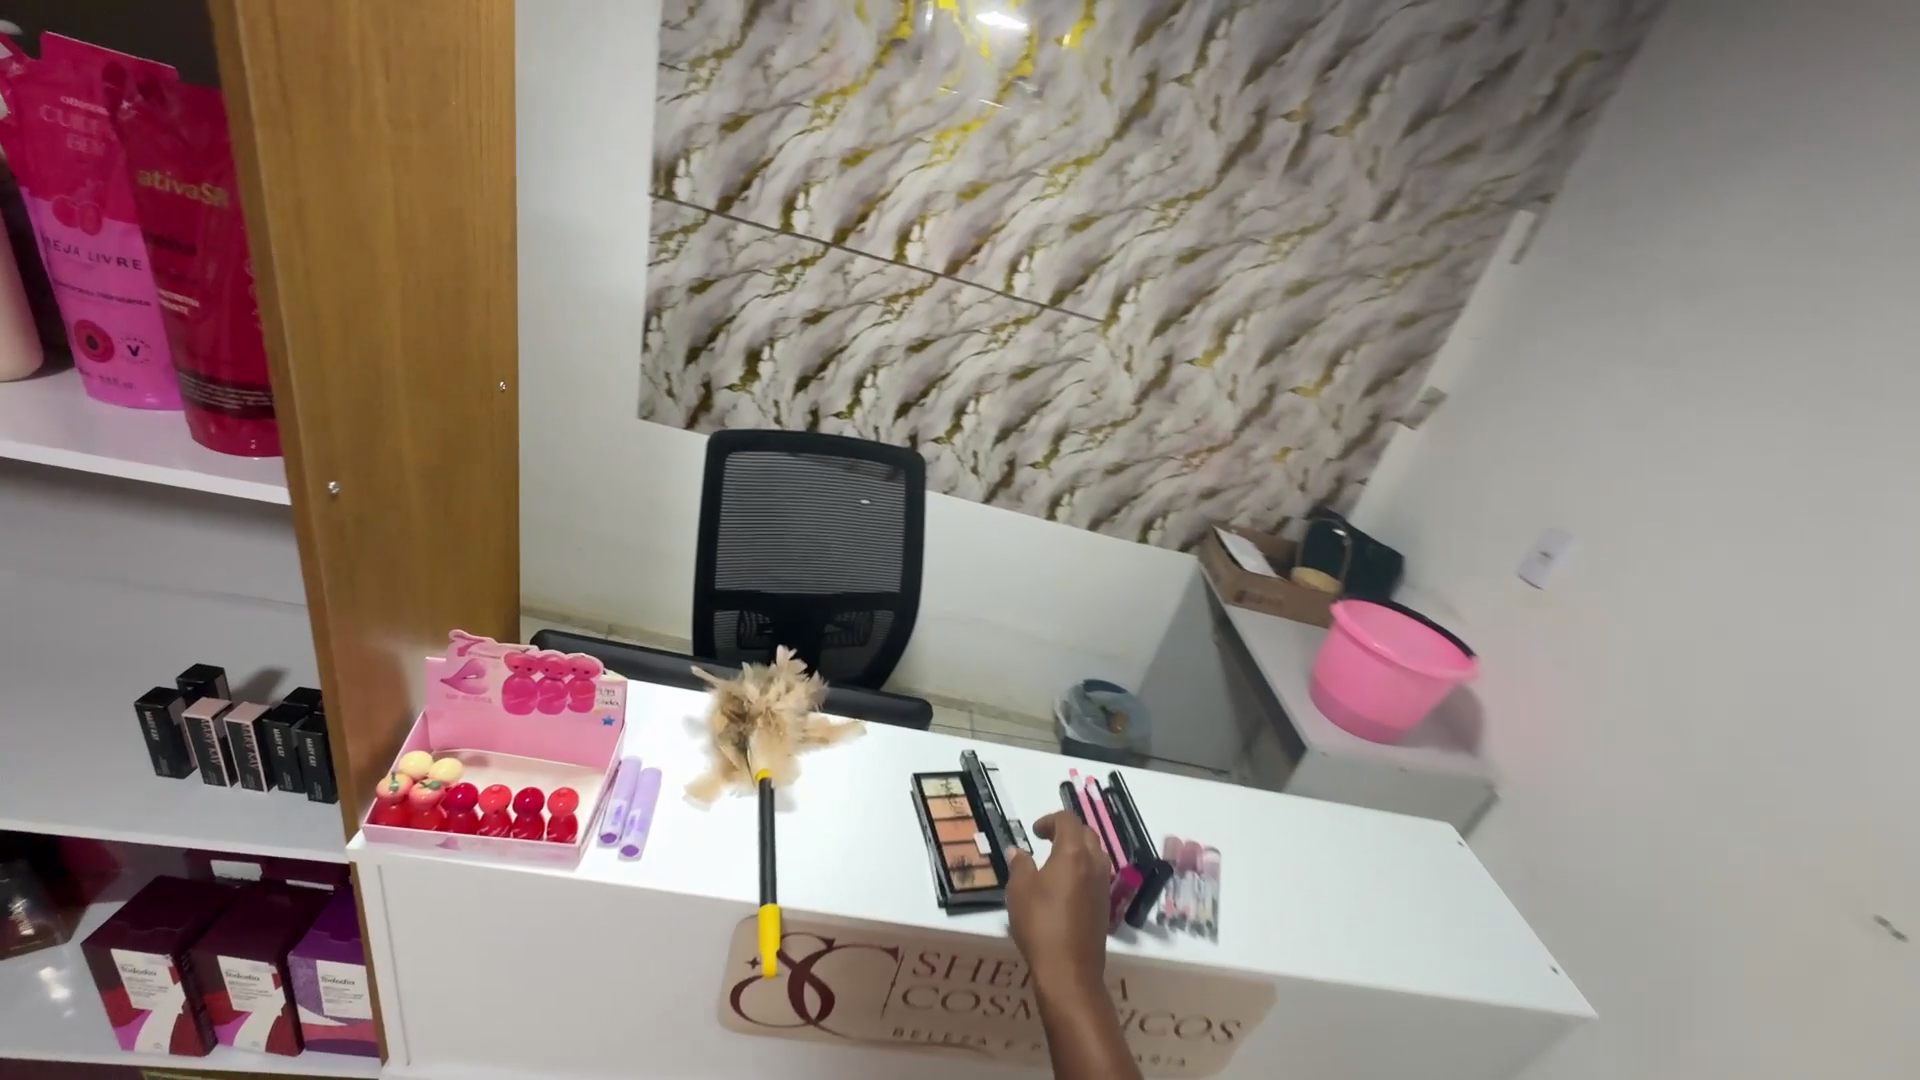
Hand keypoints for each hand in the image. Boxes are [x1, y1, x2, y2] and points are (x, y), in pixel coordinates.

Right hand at [1007, 811, 1110, 997]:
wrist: (1069, 970)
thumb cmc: (1040, 923)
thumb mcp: (1019, 890)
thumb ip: (1019, 865)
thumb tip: (1018, 852)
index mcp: (1073, 852)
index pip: (1068, 820)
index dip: (1050, 819)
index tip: (1034, 832)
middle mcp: (1094, 863)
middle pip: (1086, 833)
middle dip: (1066, 831)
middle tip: (1046, 840)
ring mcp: (1103, 885)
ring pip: (1095, 854)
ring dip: (1077, 850)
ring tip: (1055, 862)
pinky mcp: (1105, 905)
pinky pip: (1096, 874)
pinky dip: (1082, 870)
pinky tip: (1064, 887)